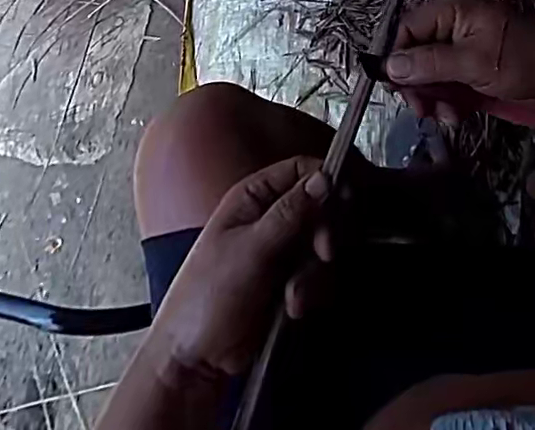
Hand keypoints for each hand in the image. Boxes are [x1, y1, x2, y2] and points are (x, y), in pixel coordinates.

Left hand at [148, 156, 331, 380]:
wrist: (195, 364)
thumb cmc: (207, 299)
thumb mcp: (250, 251)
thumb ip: (290, 213)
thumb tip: (323, 178)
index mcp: (253, 197)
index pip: (301, 170)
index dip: (323, 183)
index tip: (340, 203)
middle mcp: (270, 217)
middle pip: (320, 207)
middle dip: (324, 234)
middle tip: (323, 253)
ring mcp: (281, 249)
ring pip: (323, 243)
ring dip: (315, 272)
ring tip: (293, 297)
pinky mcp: (290, 280)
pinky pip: (318, 273)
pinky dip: (311, 291)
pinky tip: (292, 309)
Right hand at [384, 0, 534, 124]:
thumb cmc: (521, 60)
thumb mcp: (473, 63)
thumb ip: (429, 64)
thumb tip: (389, 65)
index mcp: (451, 9)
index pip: (406, 28)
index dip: (397, 58)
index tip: (397, 88)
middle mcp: (452, 23)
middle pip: (415, 52)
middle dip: (418, 84)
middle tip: (422, 110)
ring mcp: (462, 44)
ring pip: (429, 72)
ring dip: (434, 97)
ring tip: (446, 117)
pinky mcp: (471, 64)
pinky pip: (447, 81)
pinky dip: (448, 100)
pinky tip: (457, 115)